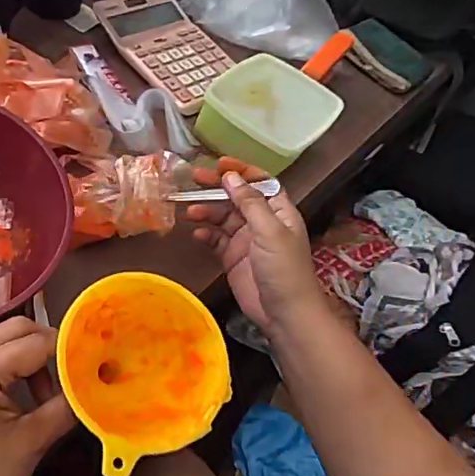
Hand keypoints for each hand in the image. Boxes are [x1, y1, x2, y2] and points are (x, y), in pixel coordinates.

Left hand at [0, 317, 76, 475]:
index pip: (32, 343)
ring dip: (29, 356)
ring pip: (0, 340)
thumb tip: (90, 384)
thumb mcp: (32, 440)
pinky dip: (10, 366)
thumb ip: (64, 404)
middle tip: (72, 373)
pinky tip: (24, 395)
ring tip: (47, 394)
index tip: (94, 360)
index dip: (67, 349)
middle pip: (14, 328)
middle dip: (48, 345)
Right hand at [185, 157, 323, 331]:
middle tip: (194, 179)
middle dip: (217, 188)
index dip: (241, 171)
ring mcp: (246, 240)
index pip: (260, 183)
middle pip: (236, 197)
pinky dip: (205, 234)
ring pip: (222, 217)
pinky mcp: (232, 257)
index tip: (219, 164)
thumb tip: (231, 178)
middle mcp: (262, 222)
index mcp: (279, 211)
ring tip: (190, 212)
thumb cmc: (284, 269)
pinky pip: (215, 239)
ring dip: (207, 211)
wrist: (284, 312)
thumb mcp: (269, 231)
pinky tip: (196, 234)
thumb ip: (249, 203)